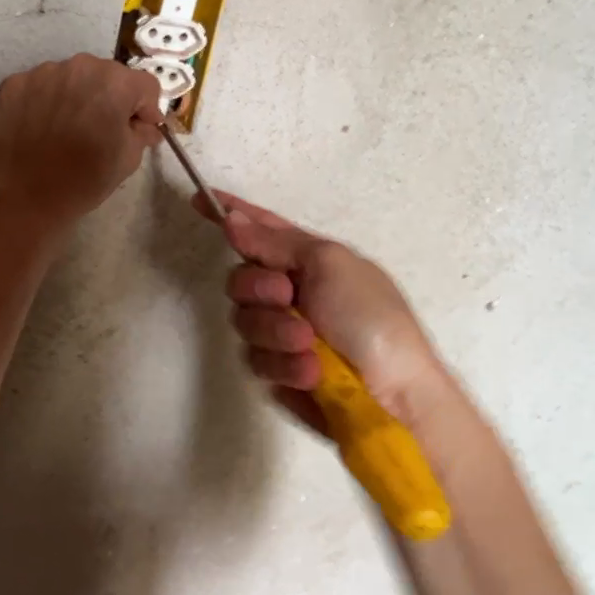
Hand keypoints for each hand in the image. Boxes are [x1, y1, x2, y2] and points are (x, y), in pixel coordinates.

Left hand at [0, 54, 162, 230]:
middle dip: (110, 99)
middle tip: (101, 131)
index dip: (145, 110)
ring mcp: (43, 72)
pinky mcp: (14, 83)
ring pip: (72, 78)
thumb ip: (141, 134)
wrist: (20, 197)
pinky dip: (47, 101)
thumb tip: (144, 125)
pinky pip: (42, 86)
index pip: (144, 86)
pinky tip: (41, 128)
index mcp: (114, 83)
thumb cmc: (82, 180)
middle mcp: (79, 66)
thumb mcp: (127, 161)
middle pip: (107, 76)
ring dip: (77, 97)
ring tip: (67, 130)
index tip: (136, 131)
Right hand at [194, 191, 450, 432]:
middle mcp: (292, 292)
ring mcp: (283, 333)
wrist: (396, 395)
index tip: (198, 199)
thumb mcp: (329, 265)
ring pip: (244, 322)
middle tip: (286, 297)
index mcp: (308, 259)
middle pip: (240, 279)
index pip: (262, 229)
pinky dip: (284, 365)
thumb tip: (232, 219)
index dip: (231, 214)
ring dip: (276, 333)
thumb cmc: (371, 319)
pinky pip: (256, 360)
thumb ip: (275, 243)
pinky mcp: (279, 371)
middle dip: (258, 289)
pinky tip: (311, 373)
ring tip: (310, 347)